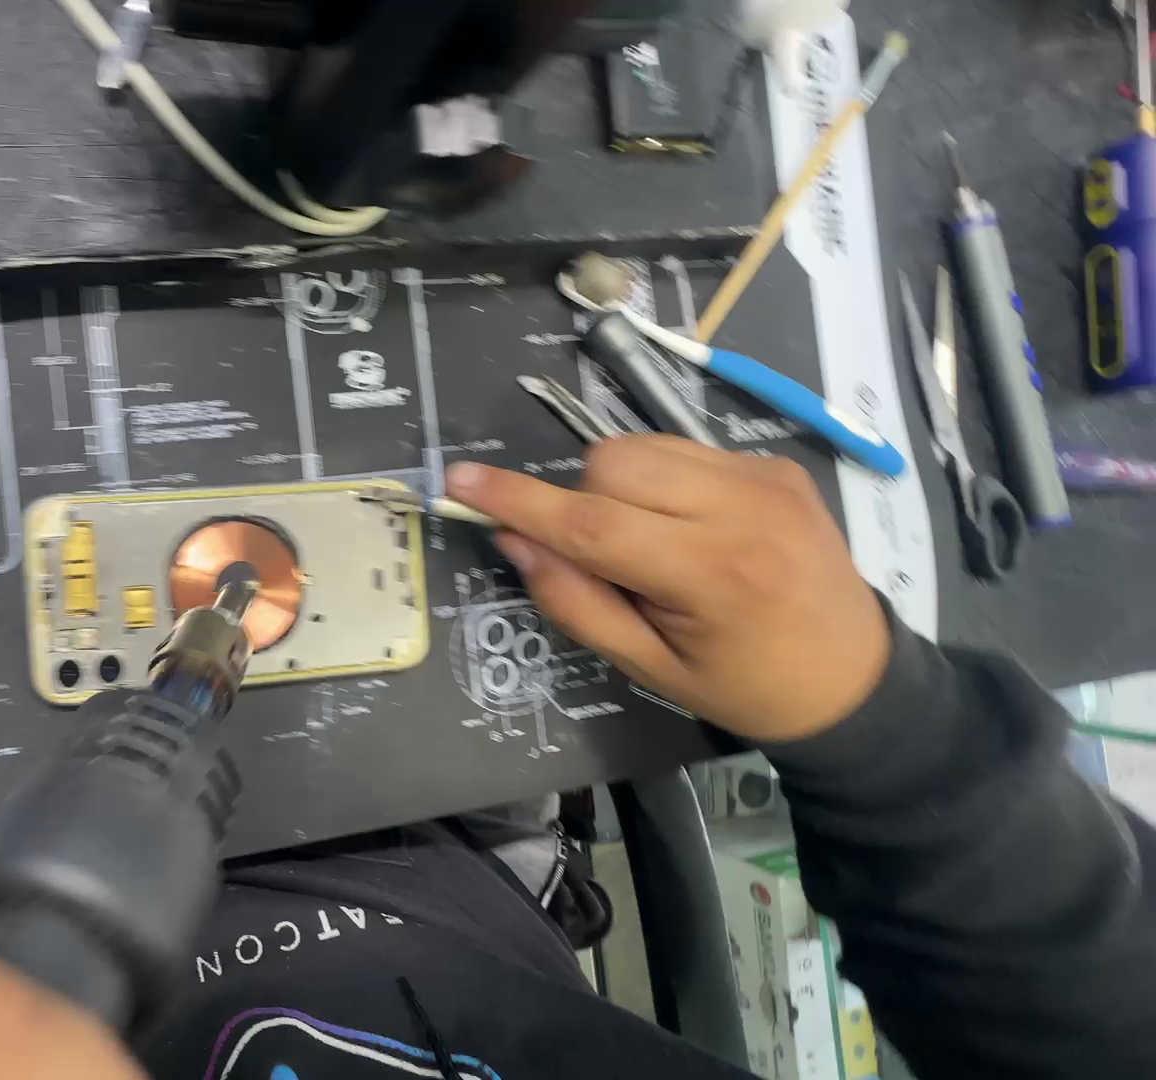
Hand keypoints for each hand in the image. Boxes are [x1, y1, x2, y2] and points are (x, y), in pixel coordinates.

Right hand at [447, 438, 888, 741]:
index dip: (516, 500)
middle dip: (579, 502)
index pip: (589, 524)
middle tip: (602, 555)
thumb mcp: (644, 664)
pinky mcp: (772, 463)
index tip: (459, 480)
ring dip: (612, 486)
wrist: (856, 677)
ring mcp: (763, 476)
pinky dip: (652, 479)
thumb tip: (515, 539)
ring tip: (645, 538)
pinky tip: (682, 522)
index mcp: (710, 573)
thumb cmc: (739, 685)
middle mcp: (741, 509)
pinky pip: (674, 448)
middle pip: (609, 465)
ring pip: (637, 446)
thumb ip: (572, 600)